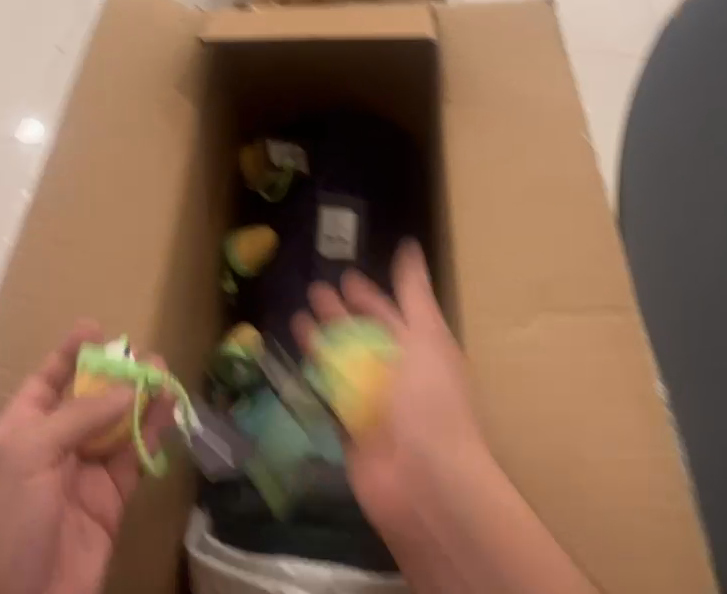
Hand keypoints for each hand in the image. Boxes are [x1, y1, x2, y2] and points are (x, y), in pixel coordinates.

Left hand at [0, 322, 172, 593]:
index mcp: (18, 433)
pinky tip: (169, 408)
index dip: (68, 354)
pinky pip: (134, 459)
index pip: (45, 382)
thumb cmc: (0, 524)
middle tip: (145, 354)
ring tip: (164, 372)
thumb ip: (78, 418)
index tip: (95, 326)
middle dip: (114, 375)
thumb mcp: (27, 458)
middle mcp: (52, 450)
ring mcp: (82, 478)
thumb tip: (128, 391)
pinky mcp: (110, 505)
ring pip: (117, 427)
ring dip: (140, 400)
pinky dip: (153, 433)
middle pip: (88, 401)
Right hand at [293, 241, 487, 537]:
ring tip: (297, 318)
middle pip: (364, 336)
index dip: (370, 295)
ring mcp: (374, 404)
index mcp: (422, 349)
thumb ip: (413, 292)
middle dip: (339, 314)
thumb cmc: (430, 400)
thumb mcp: (427, 335)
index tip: (345, 275)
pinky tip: (295, 362)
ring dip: (322, 342)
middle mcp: (399, 374)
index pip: (392, 313)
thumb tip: (409, 245)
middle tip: (312, 290)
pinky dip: (314, 380)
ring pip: (343, 364)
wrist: (424, 481)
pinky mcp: (351, 431)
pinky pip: (329, 399)